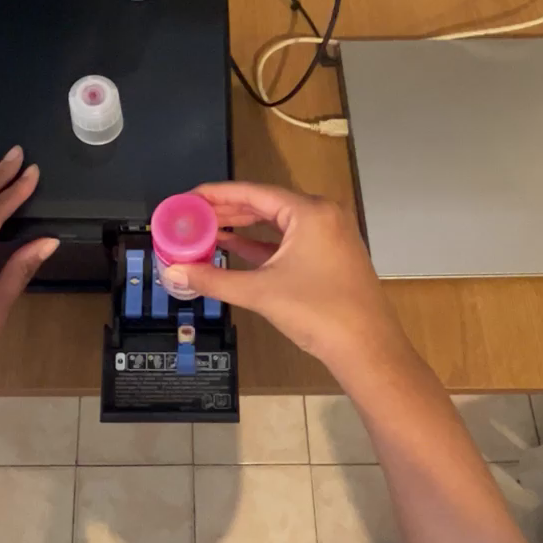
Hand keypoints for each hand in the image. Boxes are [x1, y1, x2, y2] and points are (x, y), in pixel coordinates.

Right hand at [161, 182, 407, 371]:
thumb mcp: (261, 292)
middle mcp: (322, 215)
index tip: (189, 197)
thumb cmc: (319, 313)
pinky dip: (261, 244)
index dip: (217, 194)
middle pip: (264, 205)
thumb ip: (214, 278)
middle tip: (191, 216)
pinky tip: (234, 248)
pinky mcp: (329, 256)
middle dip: (226, 211)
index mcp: (309, 212)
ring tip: (206, 230)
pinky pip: (288, 241)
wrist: (368, 350)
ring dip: (242, 227)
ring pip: (276, 223)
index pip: (253, 192)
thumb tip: (174, 272)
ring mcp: (328, 235)